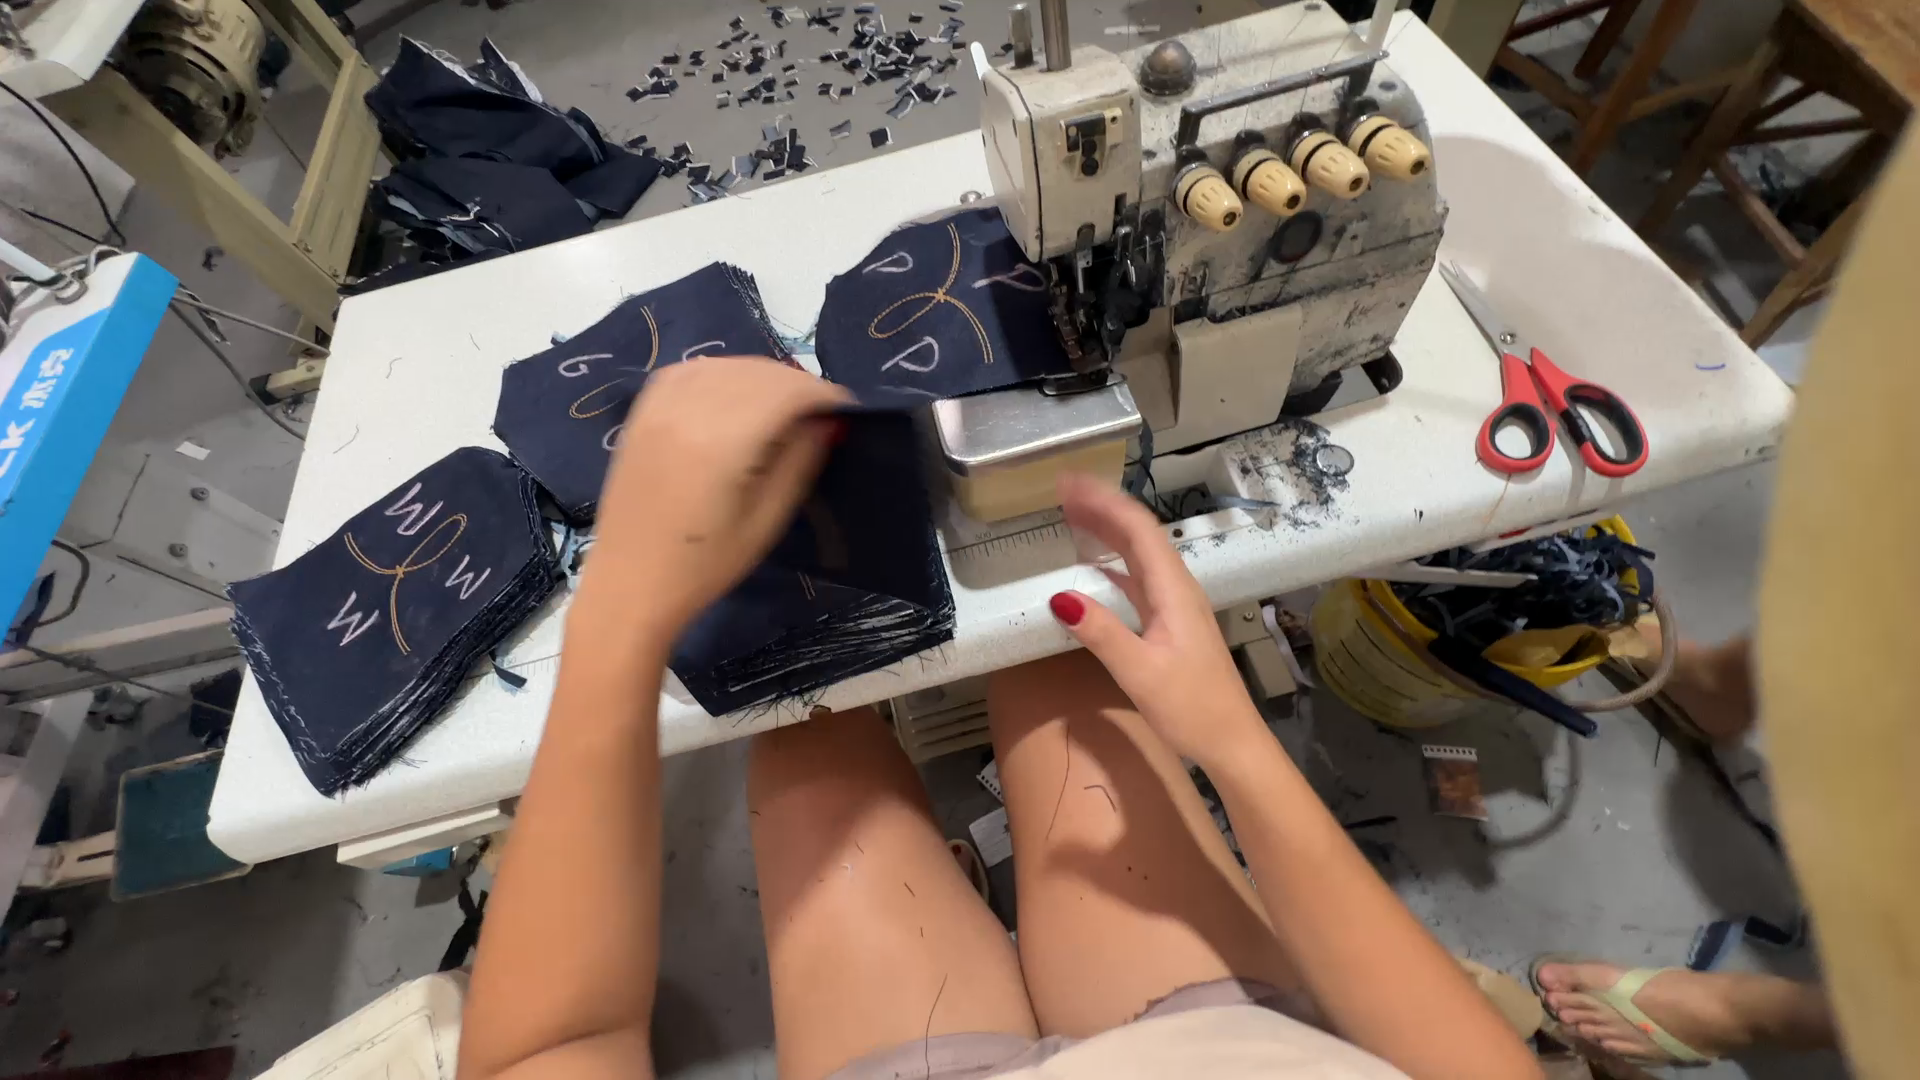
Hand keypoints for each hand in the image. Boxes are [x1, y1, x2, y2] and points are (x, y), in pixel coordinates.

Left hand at [575, 355, 852, 642]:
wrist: (629, 584)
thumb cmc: (706, 565)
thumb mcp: (768, 519)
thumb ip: (801, 460)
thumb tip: (829, 421)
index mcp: (721, 441)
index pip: (786, 391)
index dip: (824, 394)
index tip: (847, 412)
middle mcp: (687, 410)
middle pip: (758, 372)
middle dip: (799, 384)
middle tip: (823, 413)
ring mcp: (659, 406)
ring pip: (727, 365)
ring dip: (764, 377)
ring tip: (786, 406)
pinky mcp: (642, 412)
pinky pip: (692, 370)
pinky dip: (724, 373)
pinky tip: (739, 395)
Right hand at [1048, 472, 1268, 769]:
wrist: (1231, 741)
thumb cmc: (1191, 708)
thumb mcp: (1140, 672)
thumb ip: (1101, 632)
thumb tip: (1059, 597)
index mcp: (1173, 591)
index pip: (1138, 529)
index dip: (1104, 501)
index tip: (1069, 485)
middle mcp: (1176, 588)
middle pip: (1139, 534)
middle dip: (1102, 507)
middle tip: (1061, 492)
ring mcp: (1174, 604)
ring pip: (1138, 553)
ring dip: (1107, 530)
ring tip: (1071, 516)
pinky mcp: (1169, 621)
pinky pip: (1138, 577)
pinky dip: (1112, 562)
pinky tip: (1093, 566)